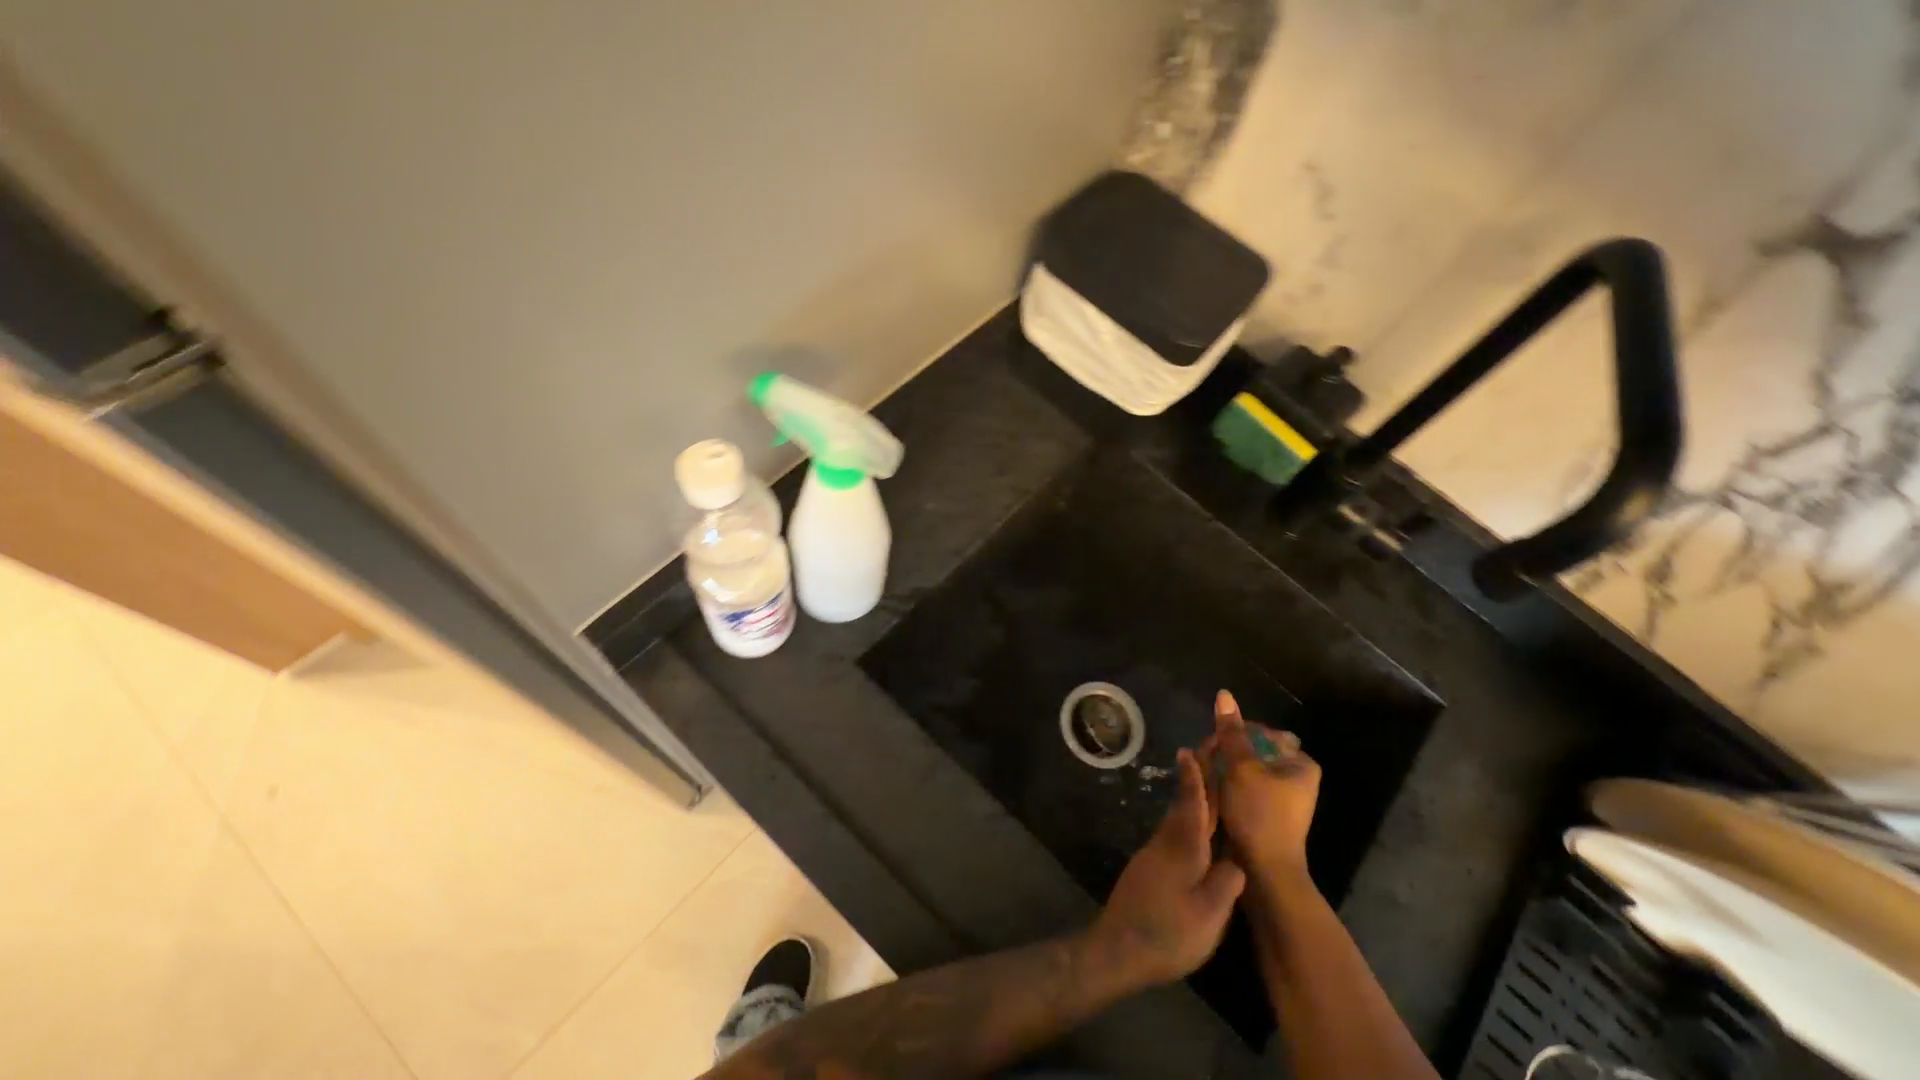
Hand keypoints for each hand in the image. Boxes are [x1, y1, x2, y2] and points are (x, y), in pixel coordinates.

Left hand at [1086, 748, 1245, 987]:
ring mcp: (1151, 858)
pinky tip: (1194, 838)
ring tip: (1206, 792)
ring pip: (1175, 823)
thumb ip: (1226, 882)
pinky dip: (1184, 827)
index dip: (1195, 776)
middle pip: (1182, 807)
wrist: (1117, 951)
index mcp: (1184, 848)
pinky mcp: (1145, 873)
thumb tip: (1235, 862)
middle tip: (1205, 758)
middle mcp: (1165, 844)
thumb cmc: (1169, 933)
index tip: (1193, 748)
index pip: (1192, 803)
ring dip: (1189, 804)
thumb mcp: (1210, 913)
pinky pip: (1170, 839)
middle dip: (1194, 782)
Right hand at [1202, 689, 1321, 887]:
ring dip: (1221, 771)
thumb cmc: (1259, 816)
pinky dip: (1225, 789)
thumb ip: (1231, 733)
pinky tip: (1206, 793)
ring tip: (1199, 775)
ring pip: (1244, 772)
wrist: (1264, 873)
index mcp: (1300, 764)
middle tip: (1201, 758)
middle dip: (1225, 753)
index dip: (1236, 733)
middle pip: (1253, 751)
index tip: (1211, 743)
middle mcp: (1295, 778)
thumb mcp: (1242, 769)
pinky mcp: (1265, 816)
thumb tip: (1224, 694)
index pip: (1264, 732)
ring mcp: (1281, 799)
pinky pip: (1242, 791)